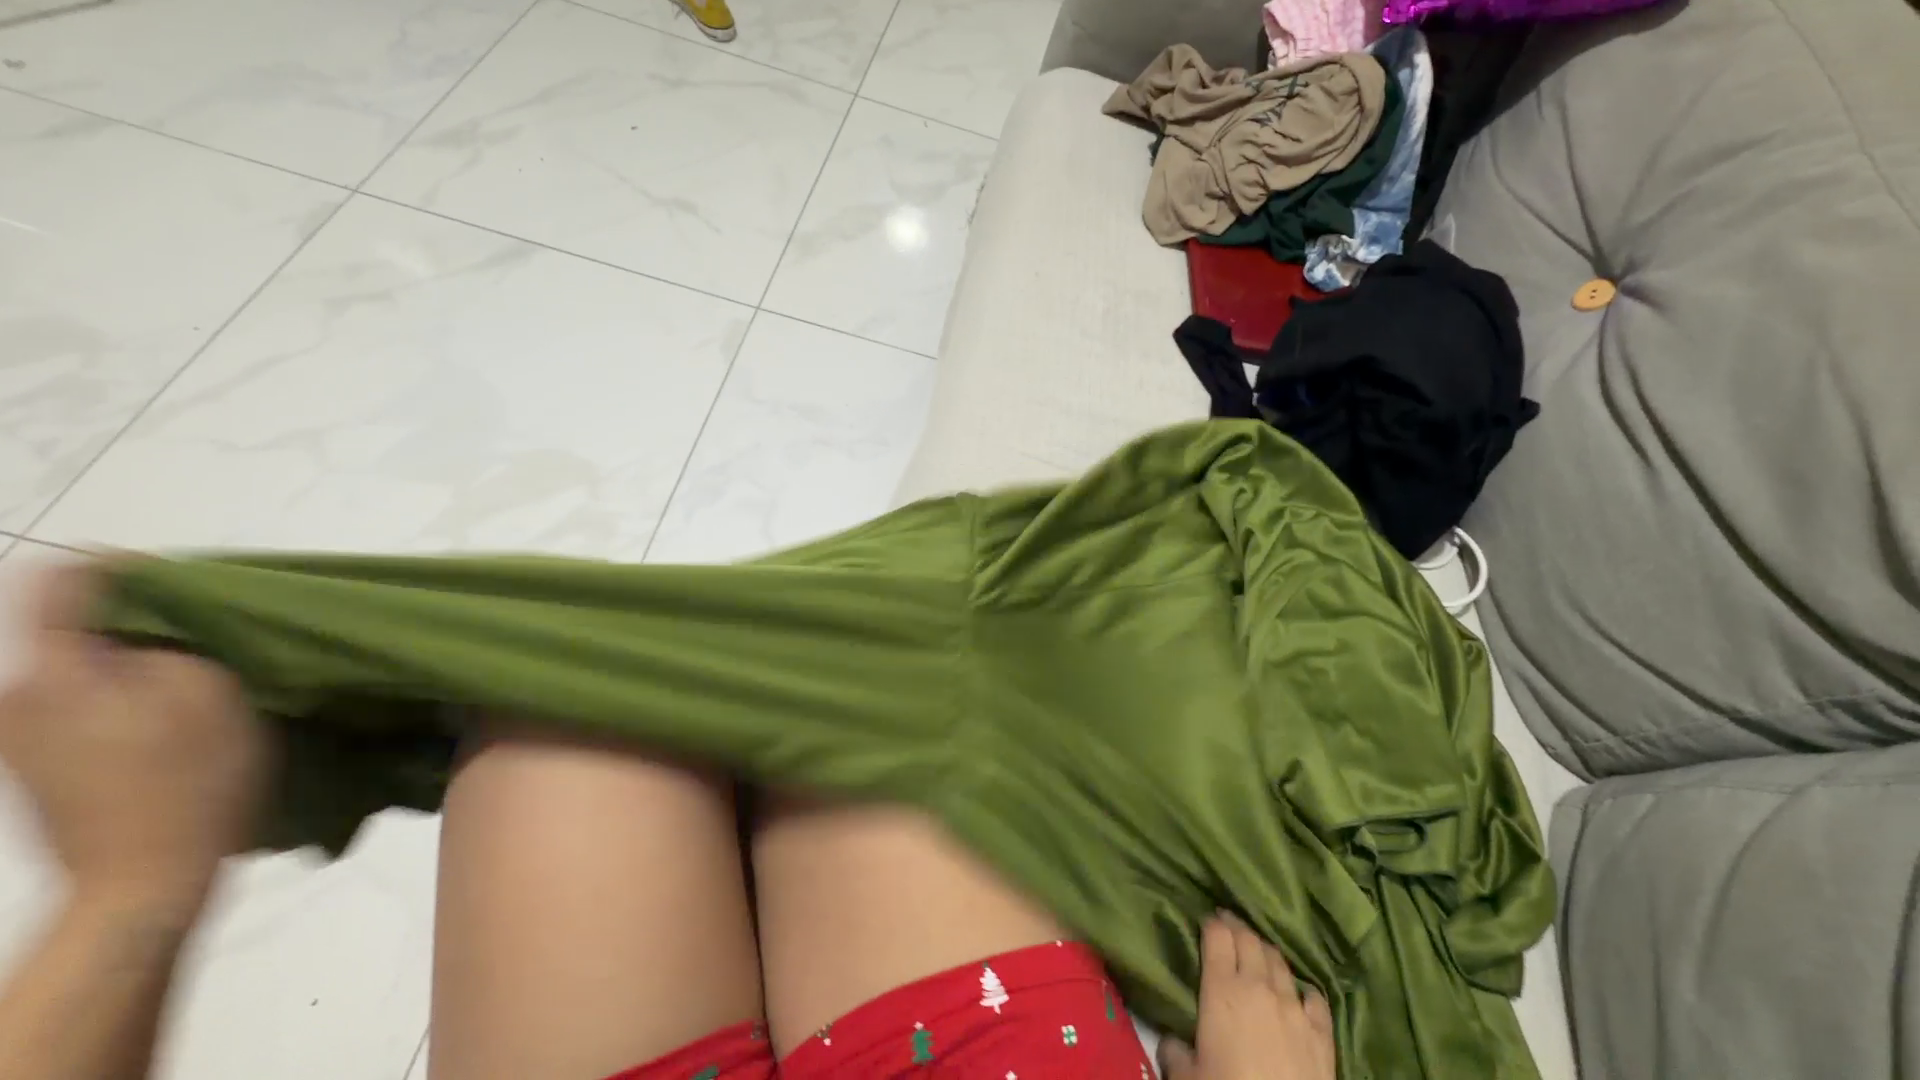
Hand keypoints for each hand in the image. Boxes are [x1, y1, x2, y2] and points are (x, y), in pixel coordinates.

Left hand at [0, 565, 266, 920]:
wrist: (141, 885)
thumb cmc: (187, 783)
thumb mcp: (208, 693)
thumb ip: (176, 641)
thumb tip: (152, 620)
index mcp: (50, 670)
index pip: (63, 580)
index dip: (126, 569)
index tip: (182, 584)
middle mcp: (12, 695)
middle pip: (71, 627)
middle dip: (139, 627)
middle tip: (203, 646)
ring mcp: (14, 735)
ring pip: (78, 668)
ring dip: (132, 667)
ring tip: (188, 692)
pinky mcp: (31, 765)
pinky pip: (75, 705)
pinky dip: (119, 702)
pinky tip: (163, 731)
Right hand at [1159, 911, 1335, 1079]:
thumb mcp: (1186, 1076)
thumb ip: (1174, 1052)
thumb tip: (1172, 1041)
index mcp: (1221, 991)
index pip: (1217, 938)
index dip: (1211, 923)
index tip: (1205, 918)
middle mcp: (1259, 988)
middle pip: (1249, 941)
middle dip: (1237, 926)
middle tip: (1227, 920)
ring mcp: (1294, 1007)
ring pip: (1279, 962)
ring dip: (1266, 950)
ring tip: (1258, 948)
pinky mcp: (1321, 1032)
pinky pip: (1314, 997)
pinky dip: (1304, 988)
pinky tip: (1300, 992)